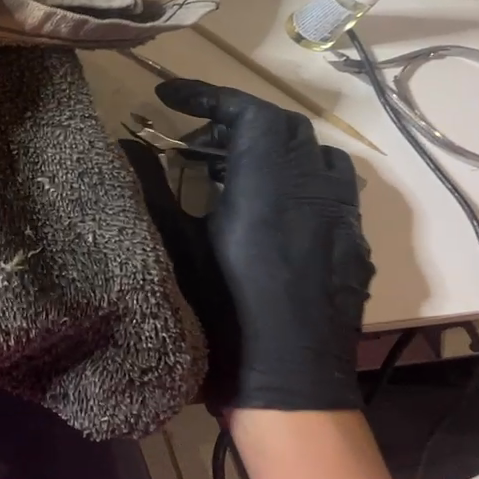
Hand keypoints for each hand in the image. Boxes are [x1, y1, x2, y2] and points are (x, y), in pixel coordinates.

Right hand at [119, 79, 372, 411]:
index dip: (207, 95)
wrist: (287, 383)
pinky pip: (332, 191)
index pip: (250, 113)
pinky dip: (297, 178)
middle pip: (285, 127)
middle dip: (236, 119)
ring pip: (317, 155)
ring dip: (273, 147)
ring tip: (232, 168)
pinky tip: (268, 208)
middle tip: (193, 139)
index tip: (167, 97)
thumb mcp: (173, 247)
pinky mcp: (353, 248)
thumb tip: (125, 147)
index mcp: (266, 188)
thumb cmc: (221, 314)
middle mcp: (312, 193)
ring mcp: (340, 221)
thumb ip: (150, 190)